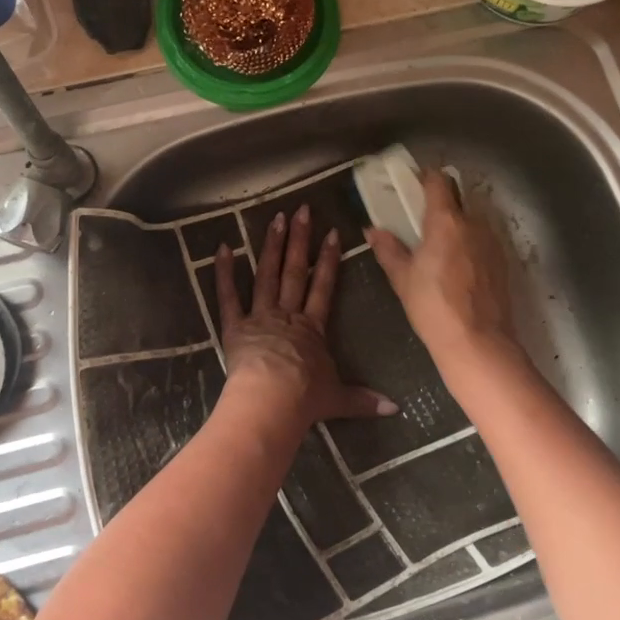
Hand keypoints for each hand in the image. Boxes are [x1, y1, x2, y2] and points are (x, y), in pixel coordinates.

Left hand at [216, 205, 398, 425]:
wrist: (271, 402)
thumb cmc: (305, 400)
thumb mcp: (339, 399)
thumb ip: (364, 400)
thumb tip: (396, 409)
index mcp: (313, 328)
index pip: (323, 287)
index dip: (329, 260)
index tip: (333, 233)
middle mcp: (287, 314)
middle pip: (295, 272)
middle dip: (300, 240)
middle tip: (302, 210)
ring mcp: (260, 317)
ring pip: (266, 275)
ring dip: (271, 247)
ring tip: (275, 219)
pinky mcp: (234, 327)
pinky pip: (227, 297)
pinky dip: (224, 272)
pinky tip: (223, 247)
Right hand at [366, 170, 528, 381]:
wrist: (477, 342)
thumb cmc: (433, 306)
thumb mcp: (402, 279)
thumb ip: (388, 249)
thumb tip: (372, 230)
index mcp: (445, 221)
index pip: (438, 181)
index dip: (425, 179)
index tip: (413, 186)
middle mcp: (473, 223)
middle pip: (456, 201)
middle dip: (440, 207)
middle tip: (420, 224)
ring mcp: (492, 242)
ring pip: (471, 222)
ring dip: (456, 228)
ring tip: (439, 251)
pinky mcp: (503, 261)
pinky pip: (482, 242)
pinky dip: (470, 246)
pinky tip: (458, 270)